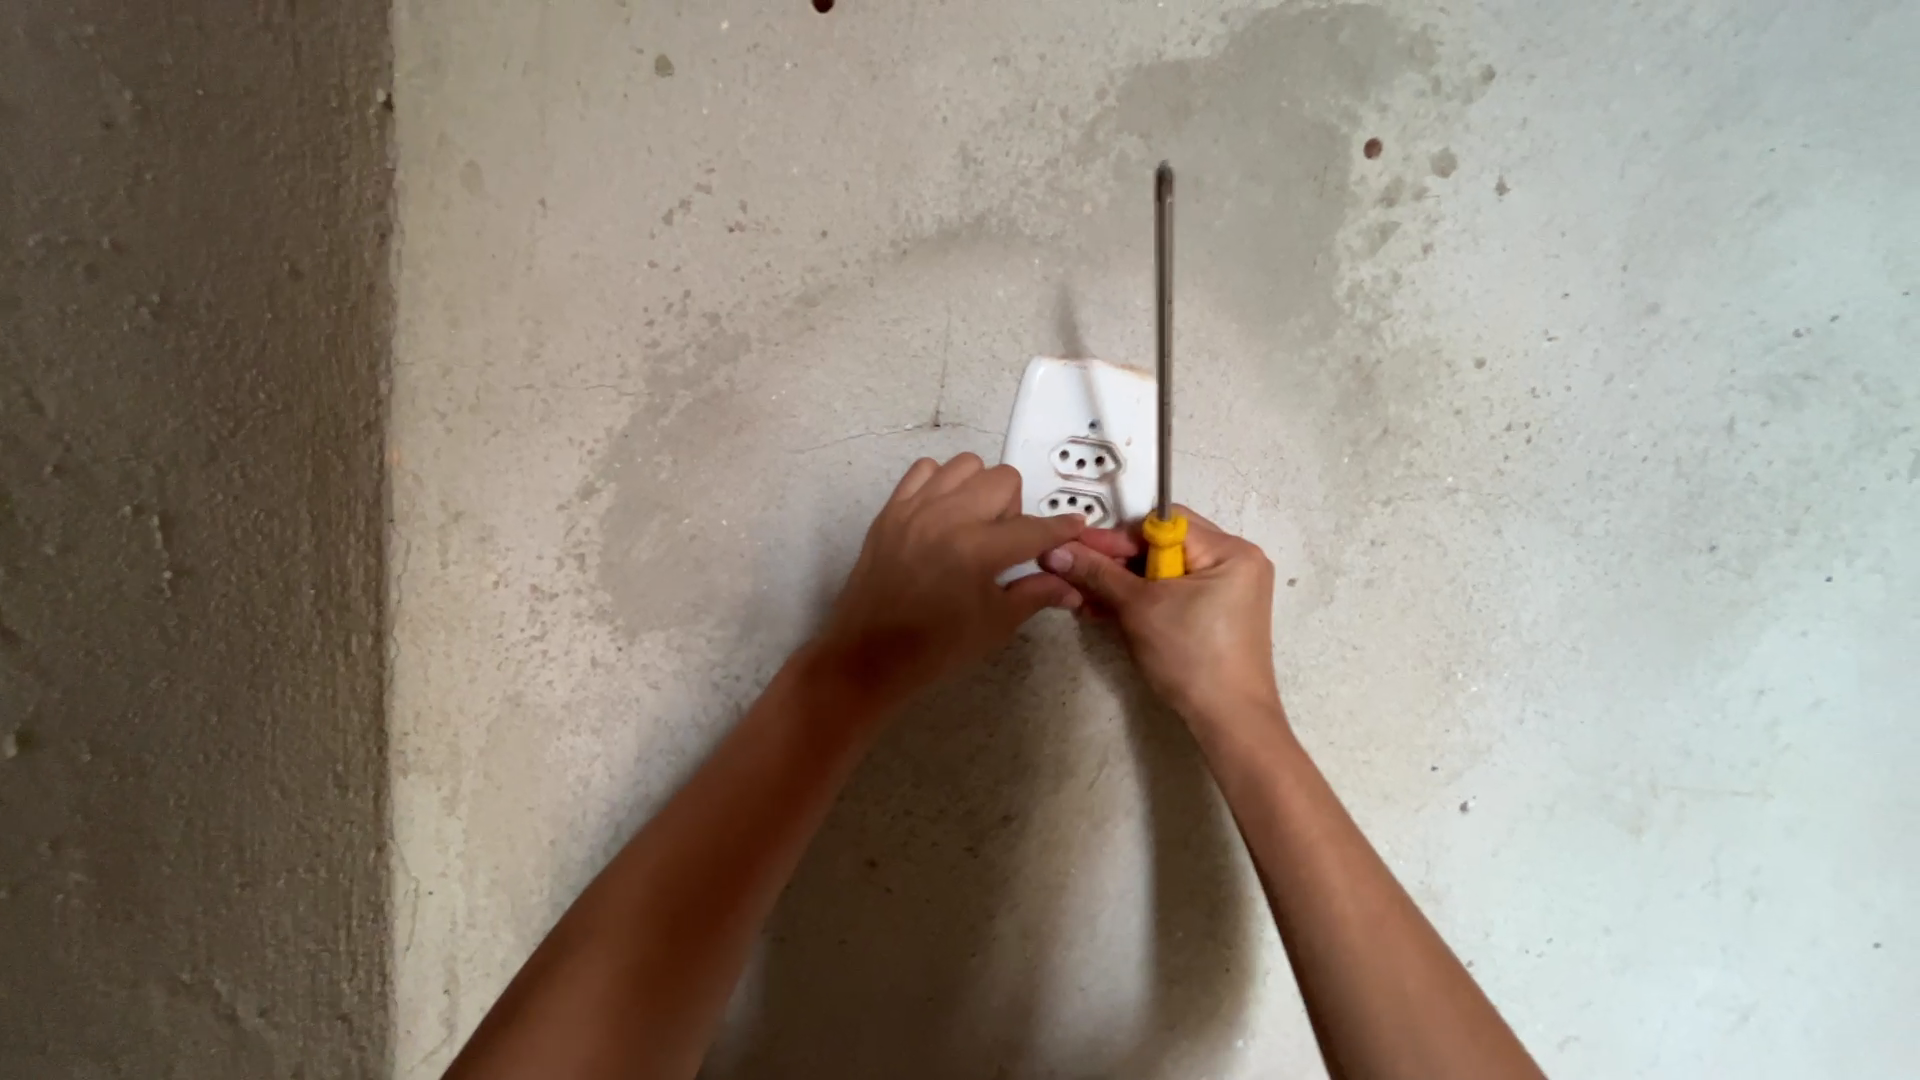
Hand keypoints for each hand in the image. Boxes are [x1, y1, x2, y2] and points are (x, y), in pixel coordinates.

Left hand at [812, 454, 1085, 711]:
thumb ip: (1036, 594)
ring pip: (965, 466)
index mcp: (977, 550)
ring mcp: (915, 508)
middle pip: (1003, 479)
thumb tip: (1072, 586)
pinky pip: (924, 471)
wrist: (867, 656)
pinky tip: (943, 515)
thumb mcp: (994, 625)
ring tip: (974, 525)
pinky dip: (942, 484)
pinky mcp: (891, 510)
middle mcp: (947, 517)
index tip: (1074, 528)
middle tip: (1005, 543)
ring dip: (980, 489)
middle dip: (1015, 508)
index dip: (1060, 530)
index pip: (1034, 528)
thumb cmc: (936, 648)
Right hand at [1040, 507, 1281, 730]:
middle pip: (1162, 545)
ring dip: (1124, 583)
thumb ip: (1097, 572)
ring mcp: (1228, 589)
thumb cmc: (1190, 656)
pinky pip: (1174, 592)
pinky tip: (1107, 610)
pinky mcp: (1217, 613)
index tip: (1077, 549)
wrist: (1228, 720)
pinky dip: (1144, 599)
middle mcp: (1235, 562)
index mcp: (1229, 550)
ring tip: (1086, 597)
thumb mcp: (1137, 607)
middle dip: (1117, 562)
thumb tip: (1056, 549)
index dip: (1117, 536)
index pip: (1162, 522)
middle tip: (1076, 572)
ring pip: (1164, 571)